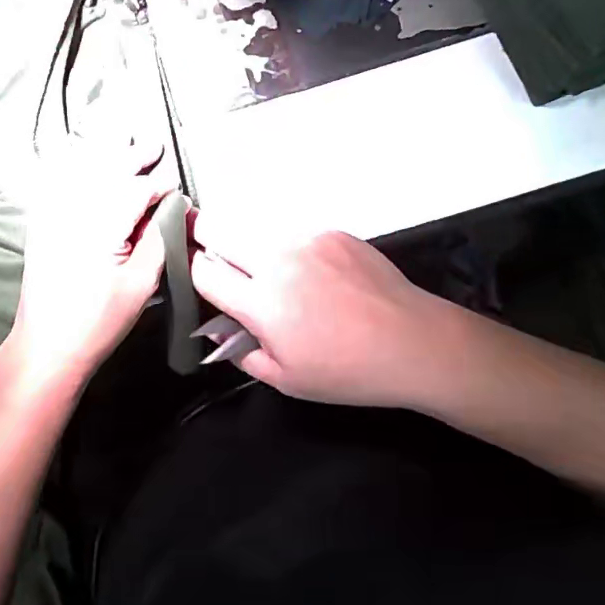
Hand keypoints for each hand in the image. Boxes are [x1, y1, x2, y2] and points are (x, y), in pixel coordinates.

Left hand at [4, 137, 175, 391]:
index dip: (158, 186)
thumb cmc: (97, 321)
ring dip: (101, 150)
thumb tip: (172, 210)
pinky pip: (51, 180)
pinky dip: (65, 161)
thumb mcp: (141, 284)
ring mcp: (50, 215)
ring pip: (77, 168)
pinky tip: (74, 149)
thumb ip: (158, 240)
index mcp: (101, 226)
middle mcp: (72, 211)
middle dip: (131, 155)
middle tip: (152, 144)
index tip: (173, 187)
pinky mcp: (39, 223)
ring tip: (120, 135)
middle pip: (106, 169)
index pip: (136, 191)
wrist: (46, 345)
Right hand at [189, 215, 446, 408]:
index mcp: (262, 304)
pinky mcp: (330, 231)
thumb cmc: (349, 370)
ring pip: (252, 224)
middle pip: (216, 227)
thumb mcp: (286, 380)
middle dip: (202, 237)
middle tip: (206, 250)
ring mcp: (306, 240)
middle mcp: (278, 261)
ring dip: (245, 241)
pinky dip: (285, 245)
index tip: (198, 278)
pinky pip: (290, 230)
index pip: (203, 271)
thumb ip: (240, 351)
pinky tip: (305, 270)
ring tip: (263, 267)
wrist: (412, 341)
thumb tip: (217, 329)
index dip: (192, 274)